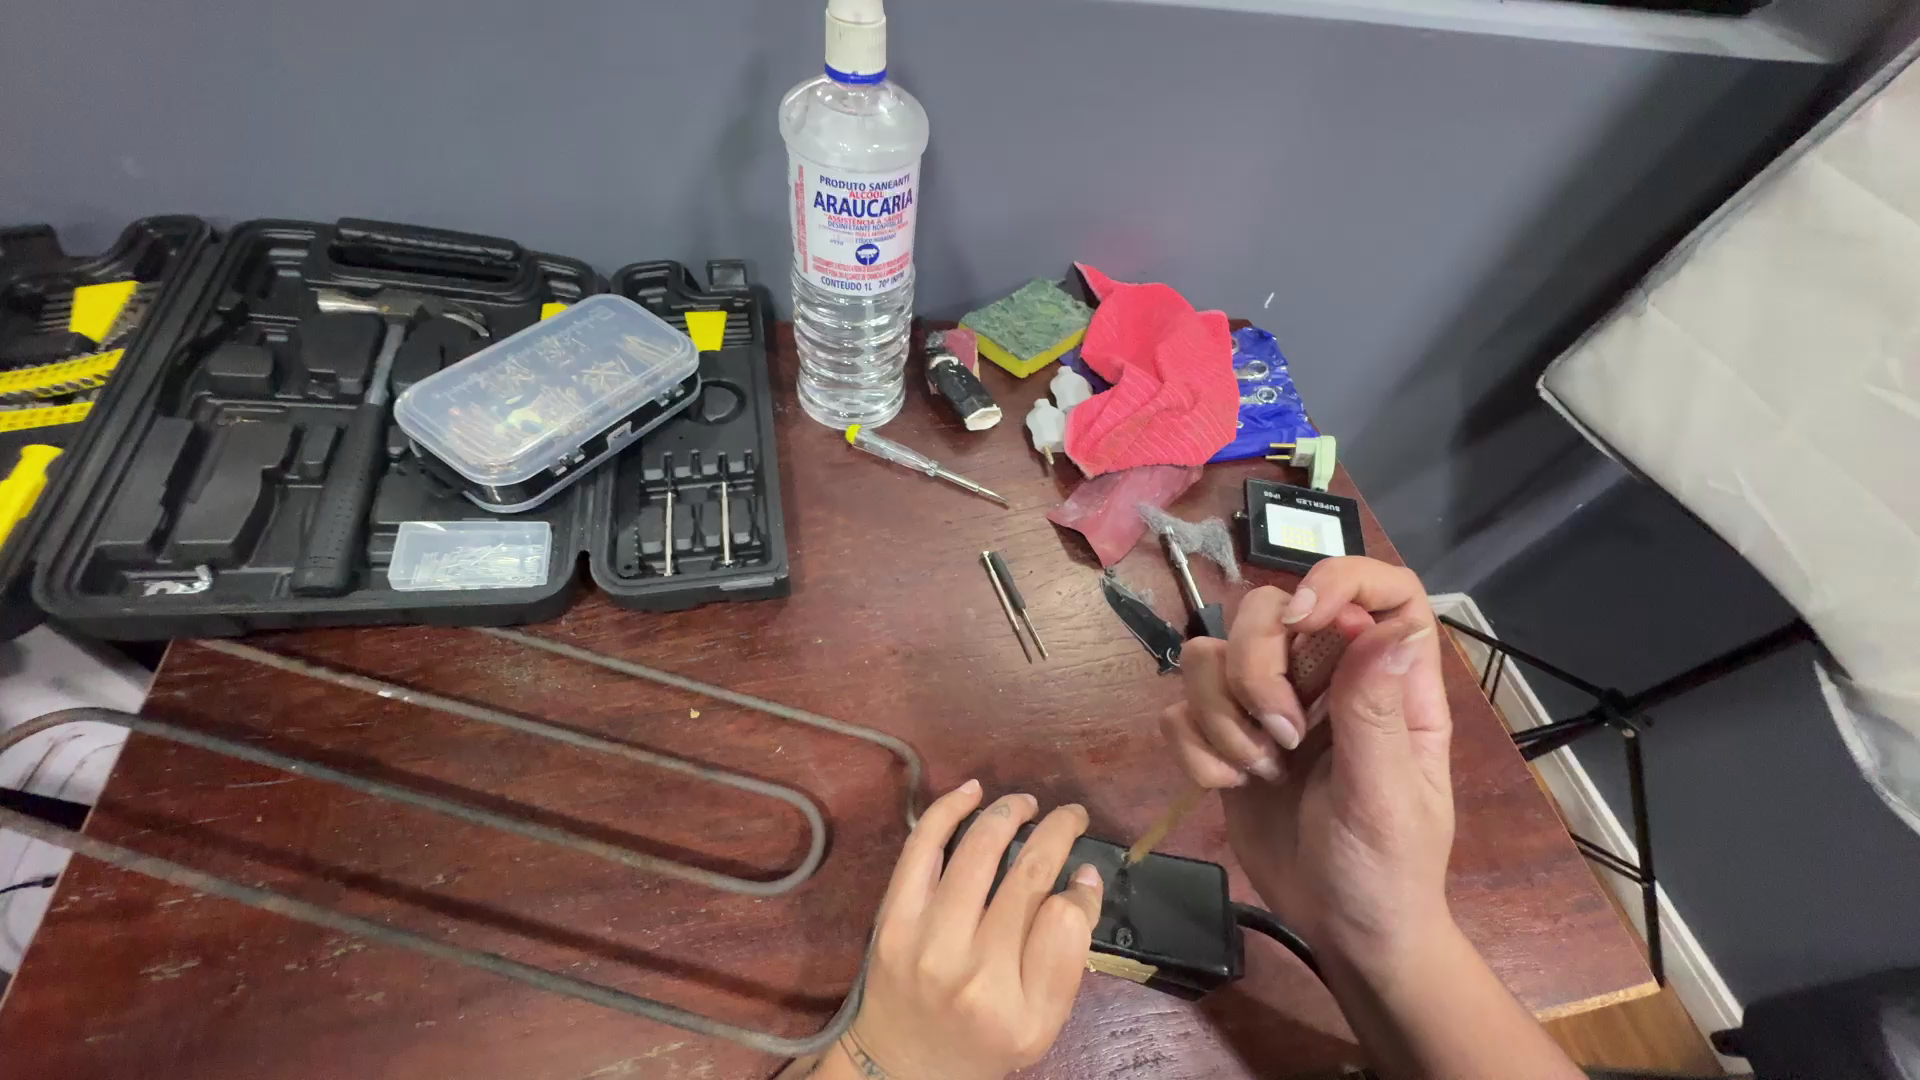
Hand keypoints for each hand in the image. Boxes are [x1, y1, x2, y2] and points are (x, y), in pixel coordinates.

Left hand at [821, 781, 1103, 1079]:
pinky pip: (922, 846)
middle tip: (1072, 814)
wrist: (902, 1064)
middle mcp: (968, 966)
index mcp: (1012, 1004)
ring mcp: (923, 936)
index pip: (1064, 923)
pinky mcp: (892, 914)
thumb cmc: (982, 1042)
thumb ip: (1067, 957)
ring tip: (1027, 803)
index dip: (1082, 887)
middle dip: (1057, 831)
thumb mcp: (1040, 1024)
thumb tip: (1083, 877)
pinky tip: (973, 791)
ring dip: (1007, 813)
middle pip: (1025, 874)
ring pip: (976, 850)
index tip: (1085, 870)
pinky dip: (948, 810)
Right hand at [1159, 556, 1454, 970]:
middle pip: (1262, 611)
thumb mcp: (1389, 797)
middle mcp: (1319, 675)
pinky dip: (1193, 748)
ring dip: (1220, 719)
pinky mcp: (1219, 733)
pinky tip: (1228, 784)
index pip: (1377, 589)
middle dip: (1253, 670)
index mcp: (1382, 678)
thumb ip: (1376, 710)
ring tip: (1258, 771)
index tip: (1302, 619)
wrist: (1338, 925)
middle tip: (1280, 735)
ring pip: (1207, 657)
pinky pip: (1178, 708)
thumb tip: (1384, 627)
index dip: (1337, 581)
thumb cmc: (1387, 866)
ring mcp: (1263, 701)